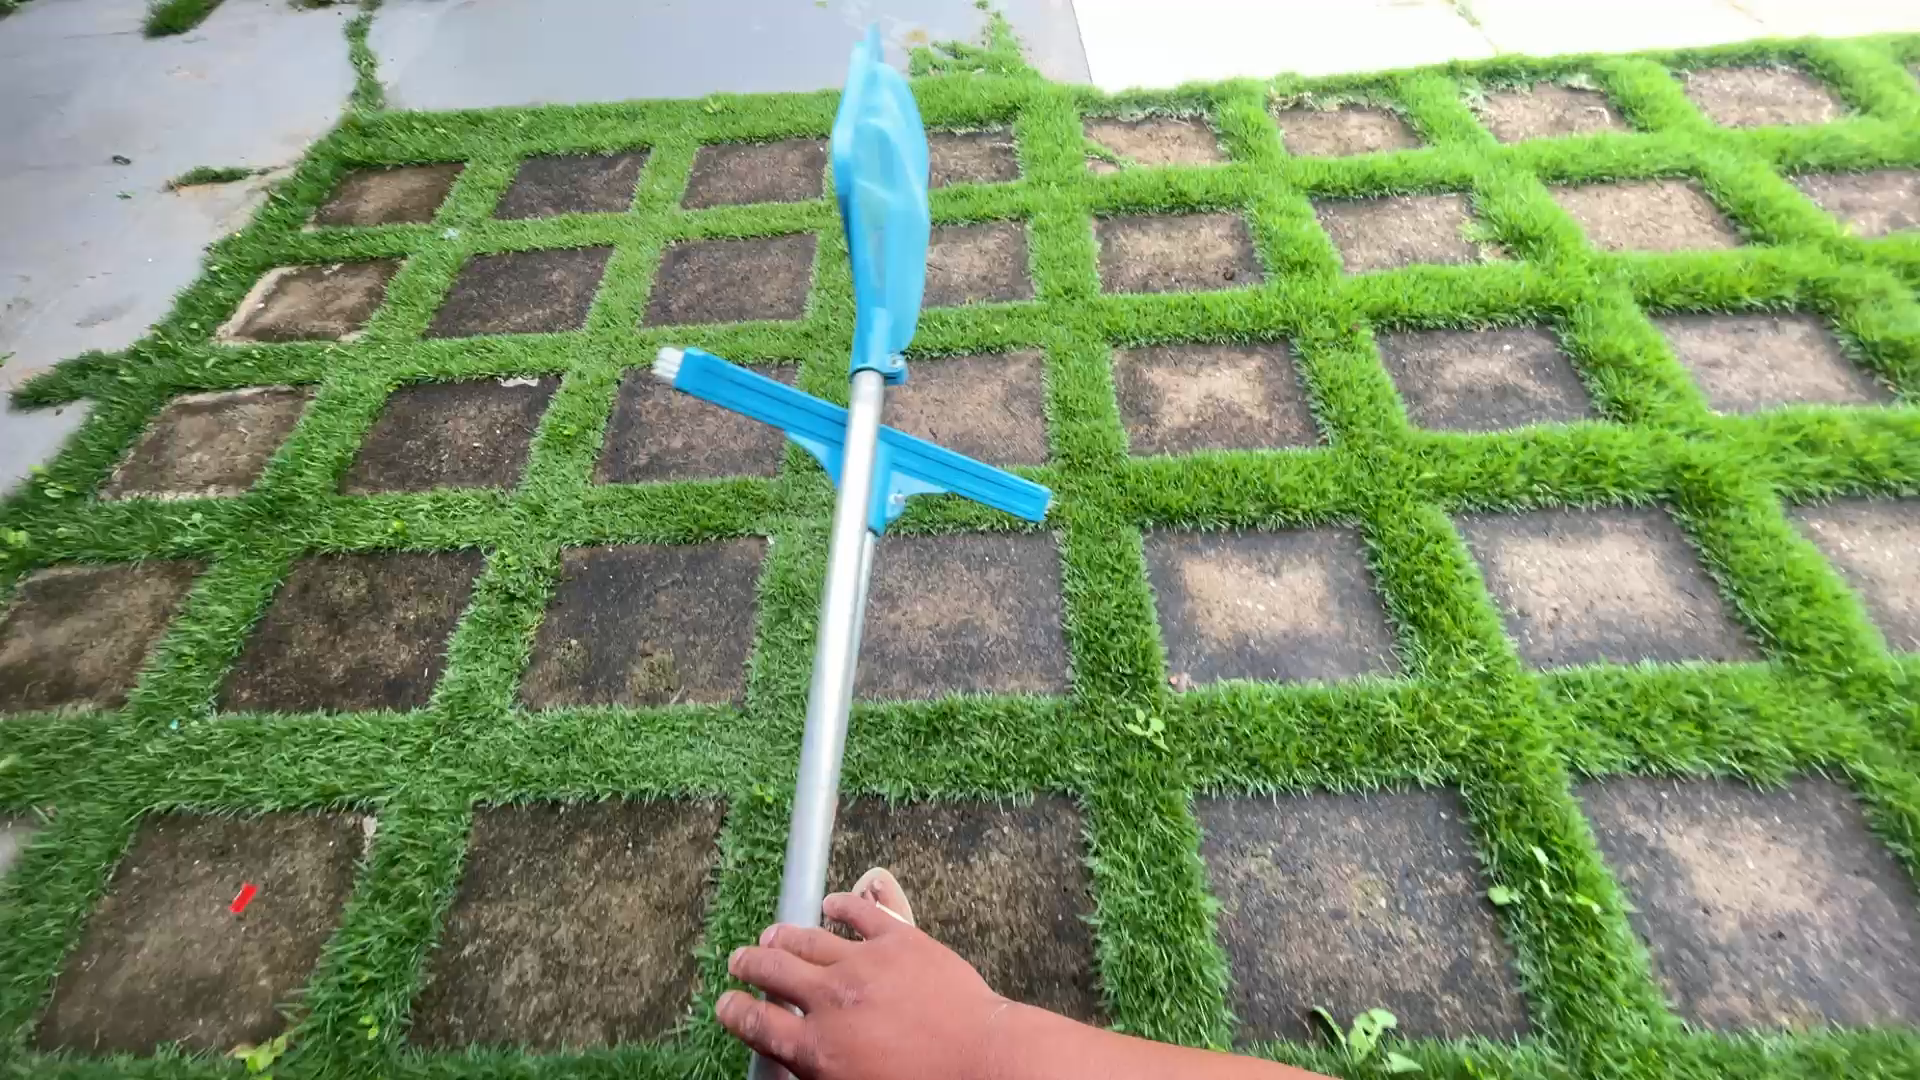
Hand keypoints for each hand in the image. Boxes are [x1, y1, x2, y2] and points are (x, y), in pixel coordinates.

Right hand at [716, 891, 1011, 1079]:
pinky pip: (860, 912)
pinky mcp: (897, 937)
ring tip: (771, 933)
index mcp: (817, 1050)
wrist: (977, 1059)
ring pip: (809, 939)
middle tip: (739, 959)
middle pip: (775, 972)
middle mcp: (831, 1001)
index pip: (759, 1024)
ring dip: (784, 935)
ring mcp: (863, 963)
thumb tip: (794, 1061)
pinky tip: (830, 904)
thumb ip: (817, 1072)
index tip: (724, 1001)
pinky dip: (841, 905)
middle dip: (750, 965)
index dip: (735, 1010)